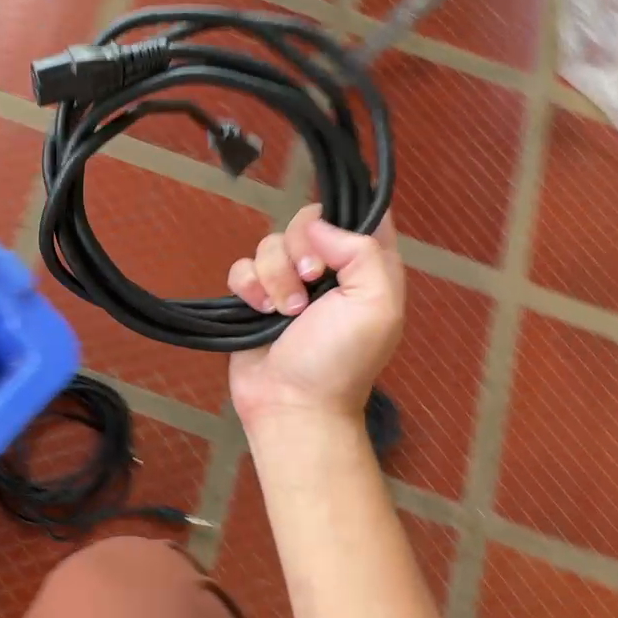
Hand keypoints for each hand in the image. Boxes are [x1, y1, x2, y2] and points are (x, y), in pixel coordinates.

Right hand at [225, 204, 405, 427]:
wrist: (292, 402)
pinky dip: (247, 286)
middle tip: (308, 282)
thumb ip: (361, 252)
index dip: (342, 215)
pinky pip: (241, 267)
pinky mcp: (254, 296)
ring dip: (273, 277)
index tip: (331, 240)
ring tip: (283, 313)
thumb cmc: (341, 360)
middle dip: (299, 250)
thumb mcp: (376, 305)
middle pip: (304, 223)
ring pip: (269, 245)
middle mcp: (327, 268)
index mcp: (366, 266)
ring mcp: (288, 282)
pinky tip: (258, 311)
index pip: (360, 214)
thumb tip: (317, 224)